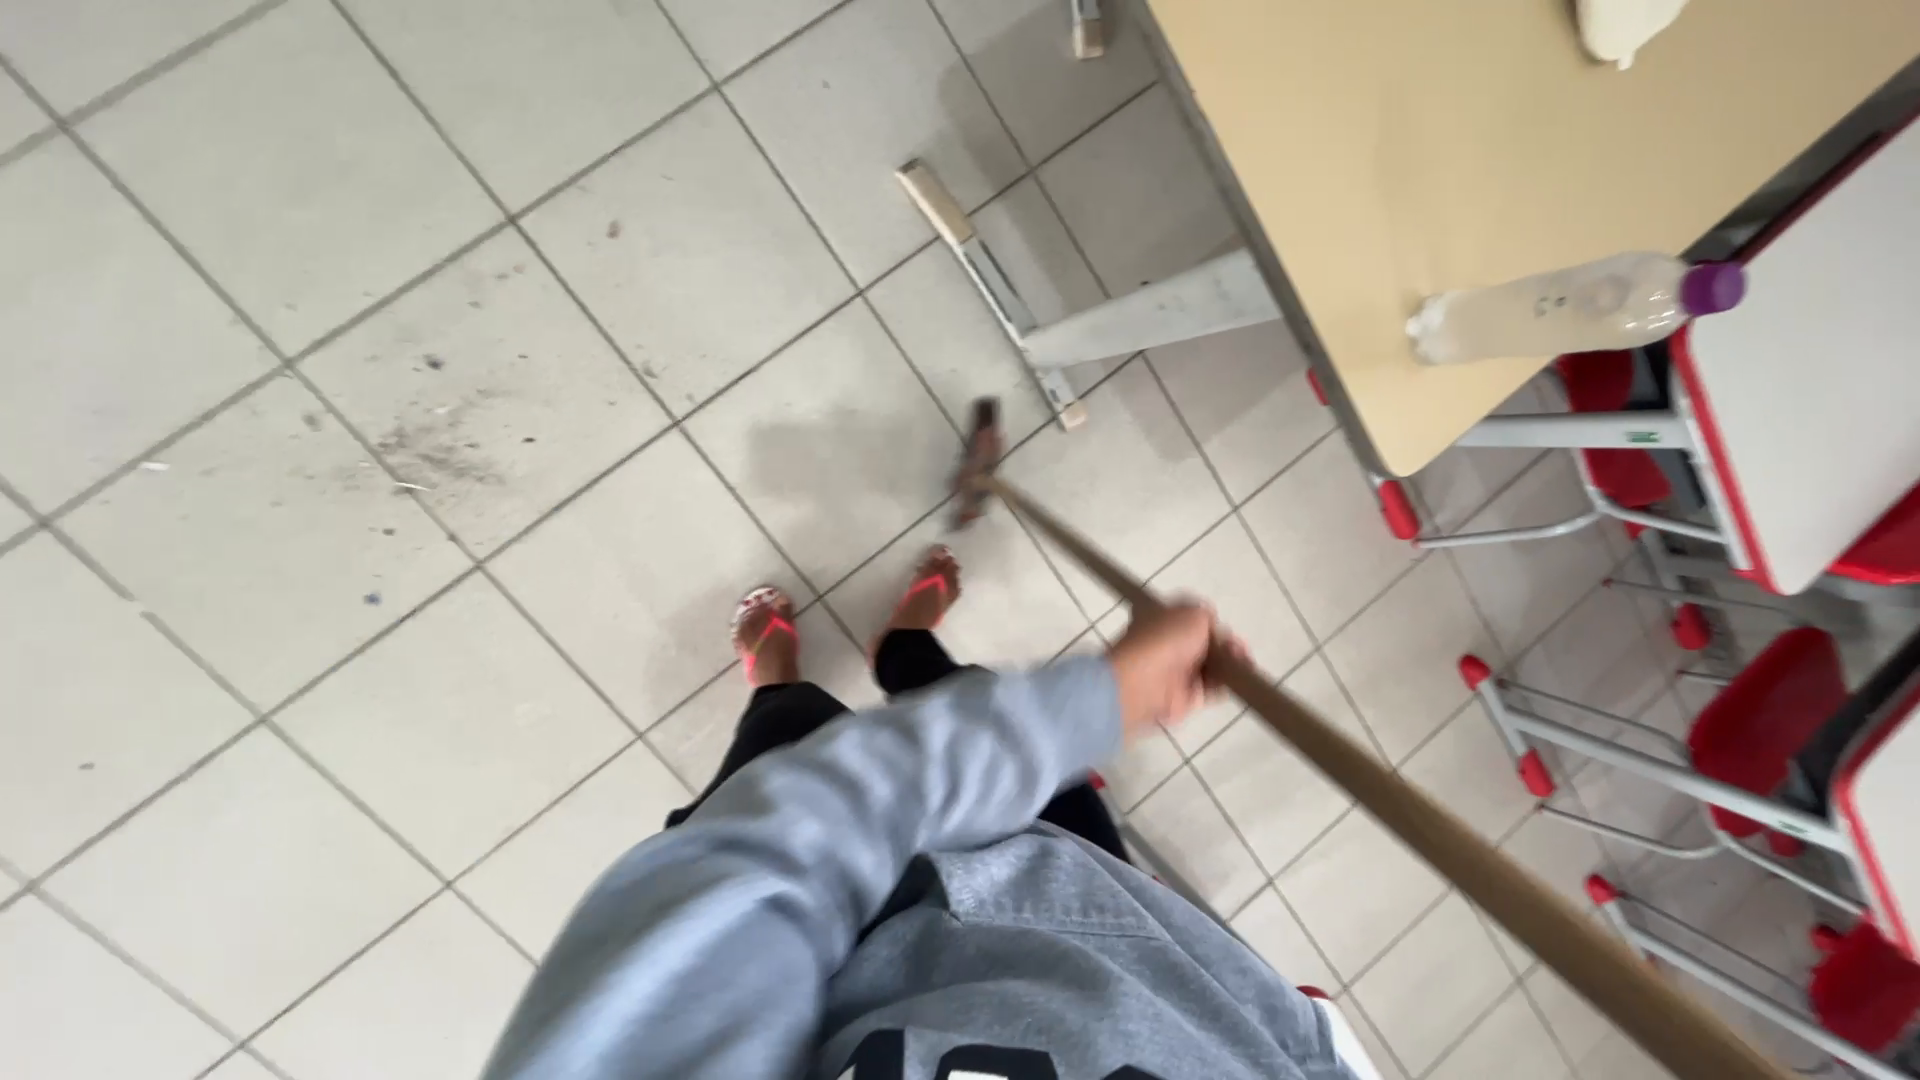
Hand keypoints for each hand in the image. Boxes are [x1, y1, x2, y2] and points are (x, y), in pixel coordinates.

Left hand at [1106, 601, 1243, 741]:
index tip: (1220, 621)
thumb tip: (1212, 628)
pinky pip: (1211, 688)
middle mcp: (1164, 644)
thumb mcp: (1192, 613)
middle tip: (1239, 646)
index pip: (1185, 615)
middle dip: (1224, 642)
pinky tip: (1242, 677)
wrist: (1144, 683)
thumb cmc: (1165, 639)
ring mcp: (1174, 671)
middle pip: (1201, 642)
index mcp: (1156, 617)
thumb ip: (1207, 617)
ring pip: (1209, 664)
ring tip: (1244, 660)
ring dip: (1230, 662)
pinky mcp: (1185, 697)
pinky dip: (1227, 683)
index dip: (1206, 618)